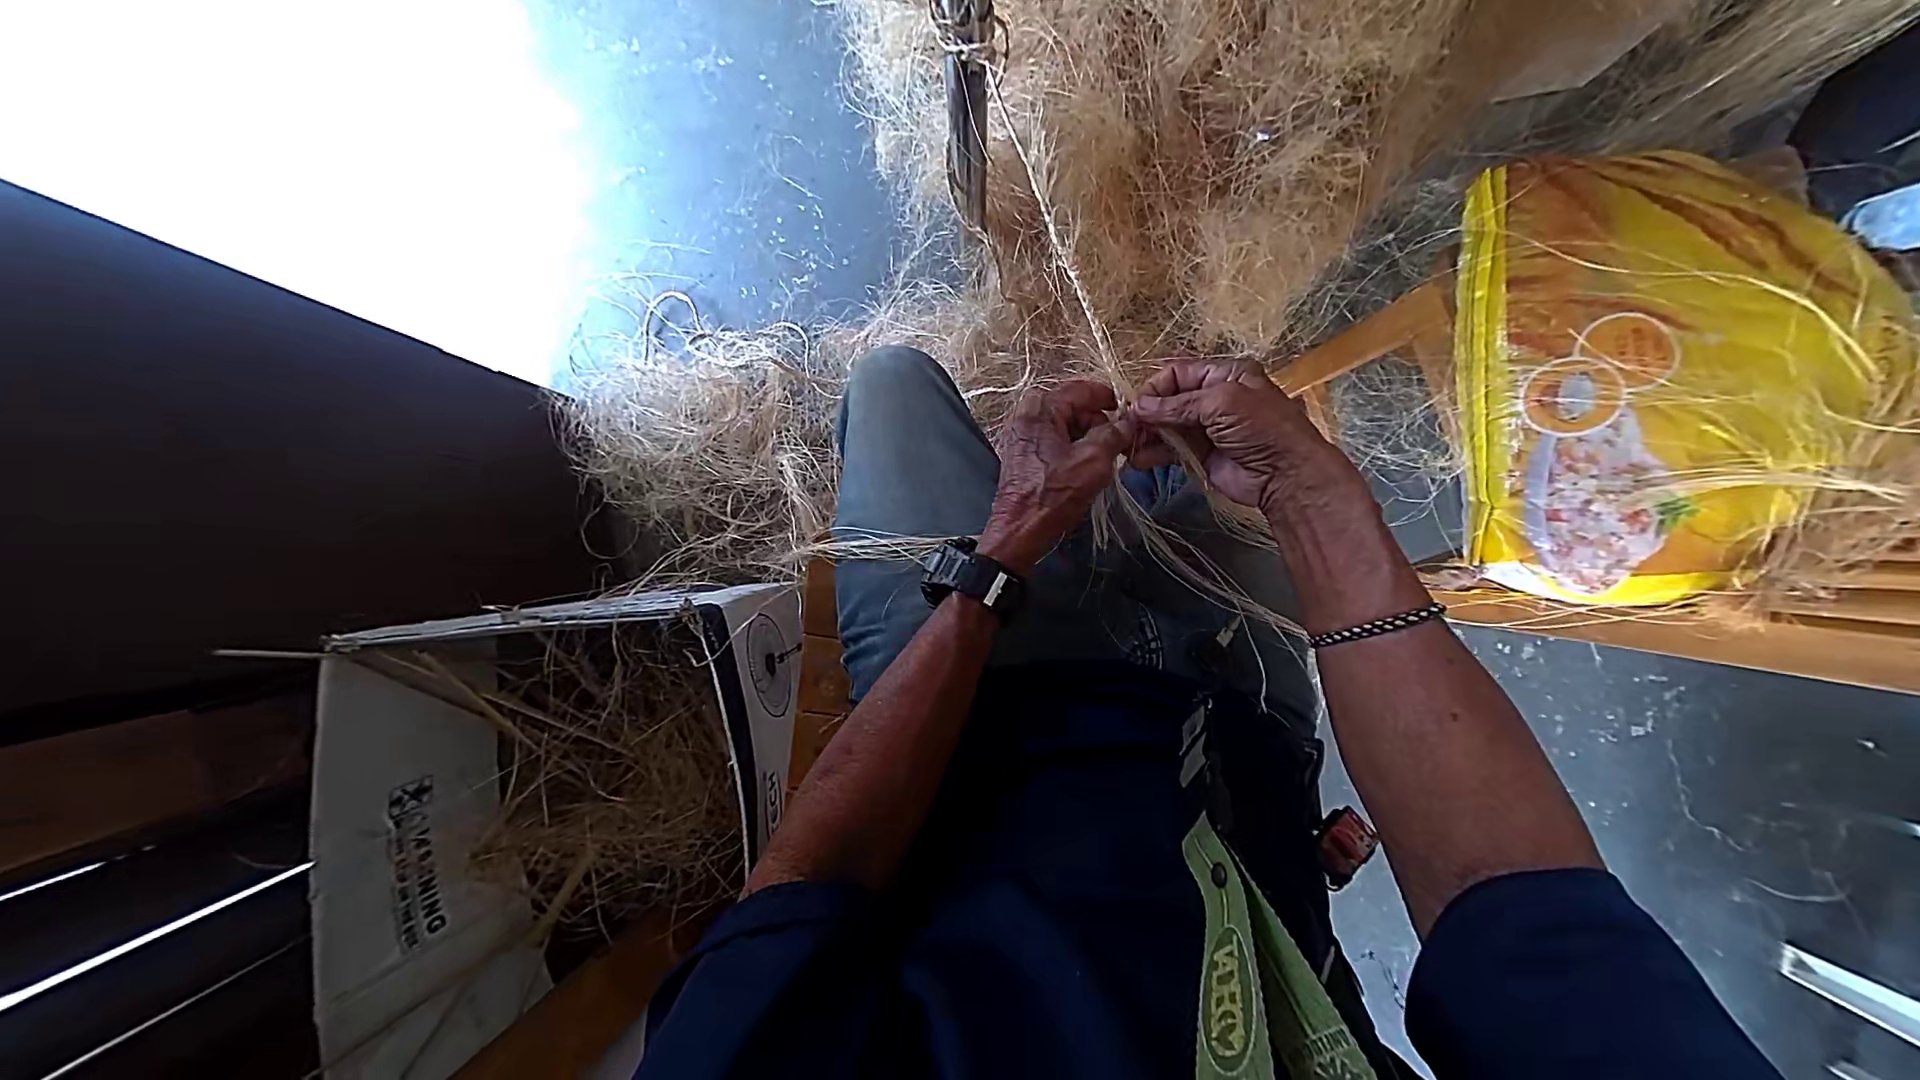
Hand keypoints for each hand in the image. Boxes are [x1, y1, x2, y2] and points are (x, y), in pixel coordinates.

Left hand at [978, 380, 1133, 574]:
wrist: (1021, 529)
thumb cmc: (1053, 494)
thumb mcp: (1094, 460)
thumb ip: (1114, 433)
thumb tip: (1128, 421)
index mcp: (1039, 409)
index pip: (1080, 389)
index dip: (1106, 397)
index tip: (1125, 408)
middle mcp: (1025, 416)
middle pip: (1070, 406)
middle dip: (1096, 419)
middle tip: (1117, 436)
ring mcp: (1021, 436)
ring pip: (1062, 424)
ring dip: (1085, 435)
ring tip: (1104, 454)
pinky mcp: (1022, 456)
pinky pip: (1052, 440)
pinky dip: (1071, 446)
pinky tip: (1085, 464)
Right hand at [1130, 358, 1357, 517]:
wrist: (1285, 474)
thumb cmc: (1261, 428)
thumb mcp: (1222, 403)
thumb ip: (1178, 404)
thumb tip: (1138, 407)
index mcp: (1223, 374)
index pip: (1177, 372)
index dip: (1155, 387)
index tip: (1136, 406)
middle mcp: (1212, 397)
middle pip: (1167, 399)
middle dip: (1147, 413)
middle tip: (1129, 430)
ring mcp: (1204, 427)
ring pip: (1165, 425)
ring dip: (1146, 435)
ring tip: (1130, 447)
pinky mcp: (1198, 453)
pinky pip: (1168, 449)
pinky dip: (1152, 453)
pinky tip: (1138, 460)